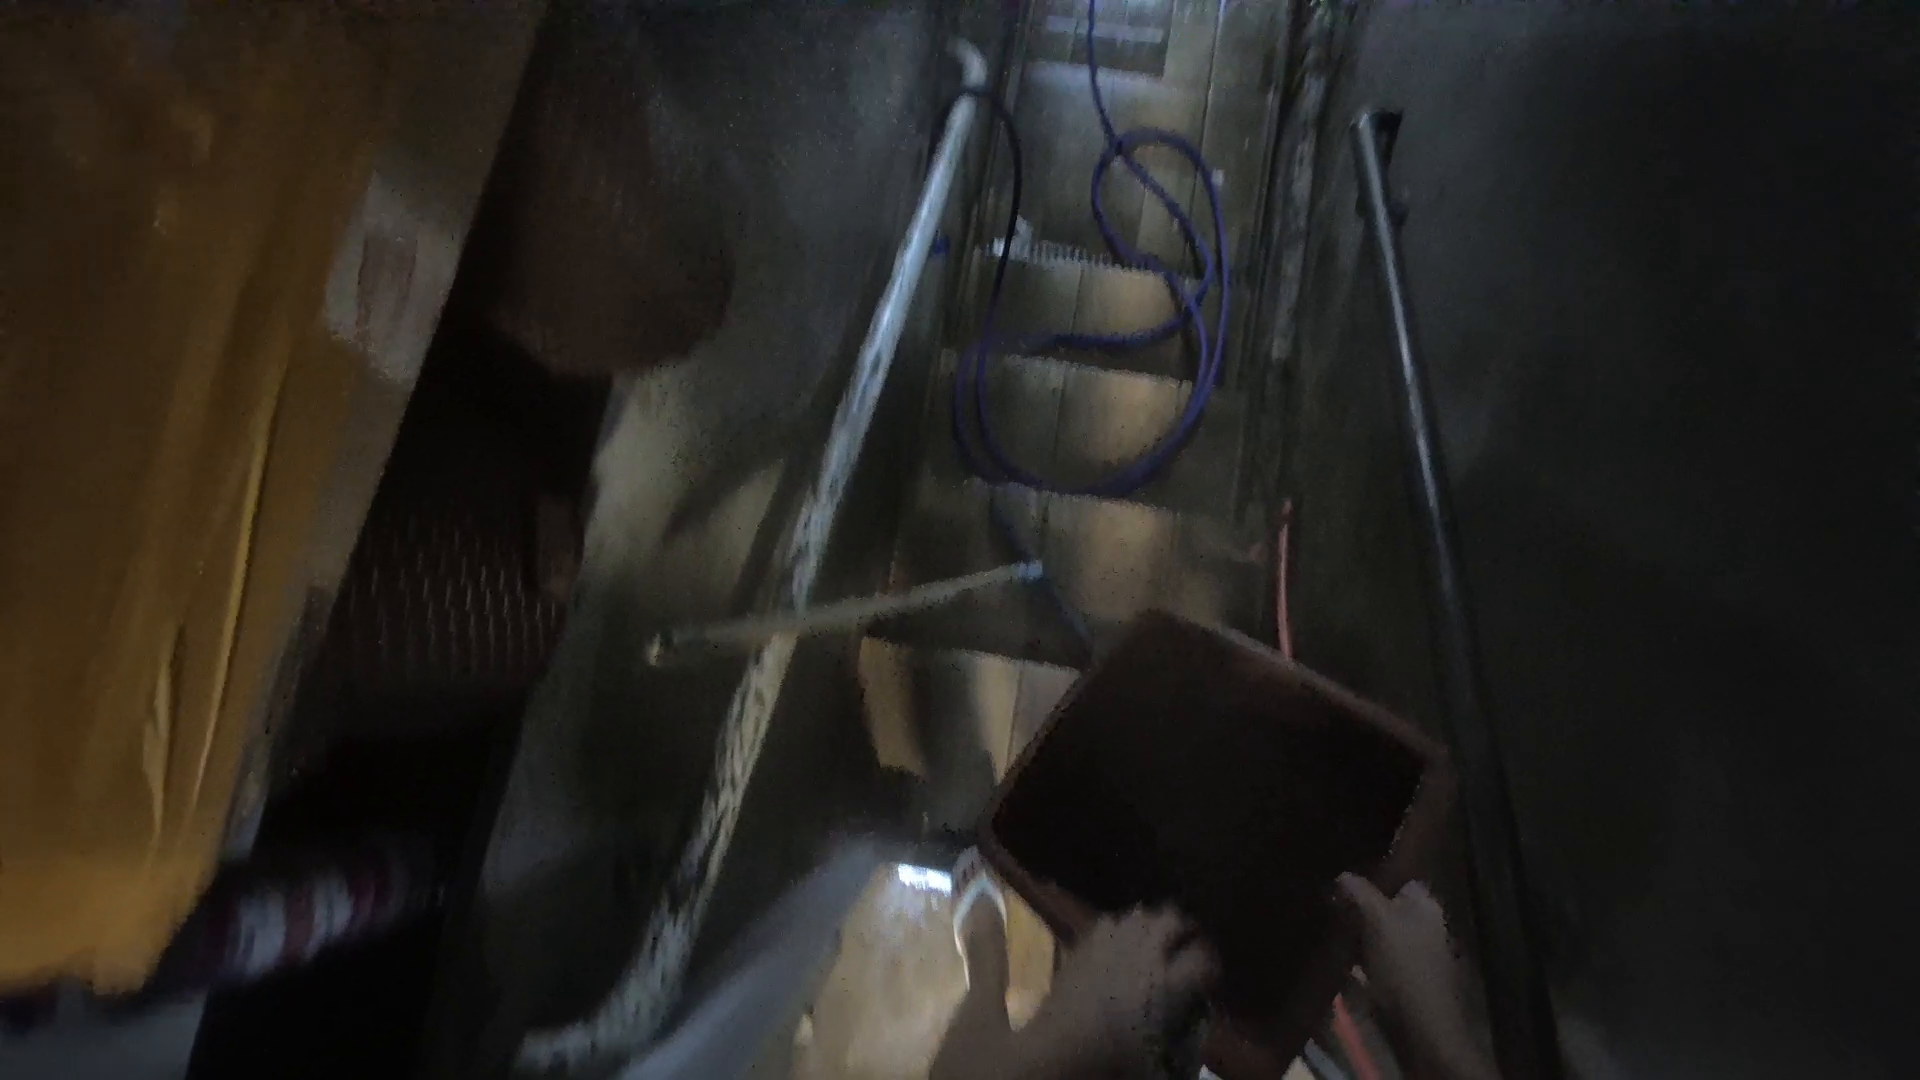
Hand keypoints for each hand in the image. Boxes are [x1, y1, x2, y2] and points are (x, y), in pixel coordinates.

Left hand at [1016, 905, 1219, 1078]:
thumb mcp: (1166, 1064)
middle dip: (1185, 930)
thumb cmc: (1117, 1064)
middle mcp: (1143, 952)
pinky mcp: (1086, 940)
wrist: (1060, 1049)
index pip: (1204, 957)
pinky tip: (1121, 944)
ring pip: (1142, 913)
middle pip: (1173, 918)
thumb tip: (1198, 1010)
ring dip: (1153, 924)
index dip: (1211, 965)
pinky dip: (1123, 928)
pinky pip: (1112, 921)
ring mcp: (1111, 941)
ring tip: (1156, 941)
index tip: (1209, 976)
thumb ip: (1189, 1033)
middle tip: (1187, 947)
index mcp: (1168, 984)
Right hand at [1335, 875, 1499, 1079]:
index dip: (1370, 870)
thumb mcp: (1376, 917)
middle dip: (1356, 899)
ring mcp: (1411, 951)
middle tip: (1327, 894)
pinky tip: (1335, 947)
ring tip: (1326, 917)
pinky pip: (1371, 951)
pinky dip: (1355, 949)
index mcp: (1425, 905)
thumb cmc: (1403, 964)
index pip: (1397, 875)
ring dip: (1353, 925)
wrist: (1419, 1027)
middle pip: (1383, 902)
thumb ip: (1358, 890)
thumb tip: (1342, 875)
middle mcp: (1423, 924)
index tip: (1341, 869)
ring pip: (1375, 927)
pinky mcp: (1398, 974)